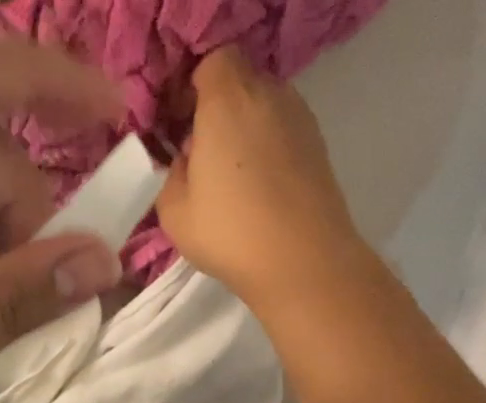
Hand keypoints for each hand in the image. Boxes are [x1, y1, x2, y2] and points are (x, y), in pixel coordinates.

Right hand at [154, 47, 371, 307]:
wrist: (299, 258)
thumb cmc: (227, 230)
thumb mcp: (172, 208)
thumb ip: (170, 169)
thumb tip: (184, 155)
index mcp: (228, 103)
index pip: (214, 60)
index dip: (192, 85)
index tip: (176, 120)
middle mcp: (269, 96)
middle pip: (239, 79)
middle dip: (214, 104)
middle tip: (192, 147)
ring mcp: (298, 117)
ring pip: (261, 102)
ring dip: (239, 124)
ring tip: (221, 170)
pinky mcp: (315, 141)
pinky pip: (279, 125)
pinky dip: (261, 141)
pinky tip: (249, 182)